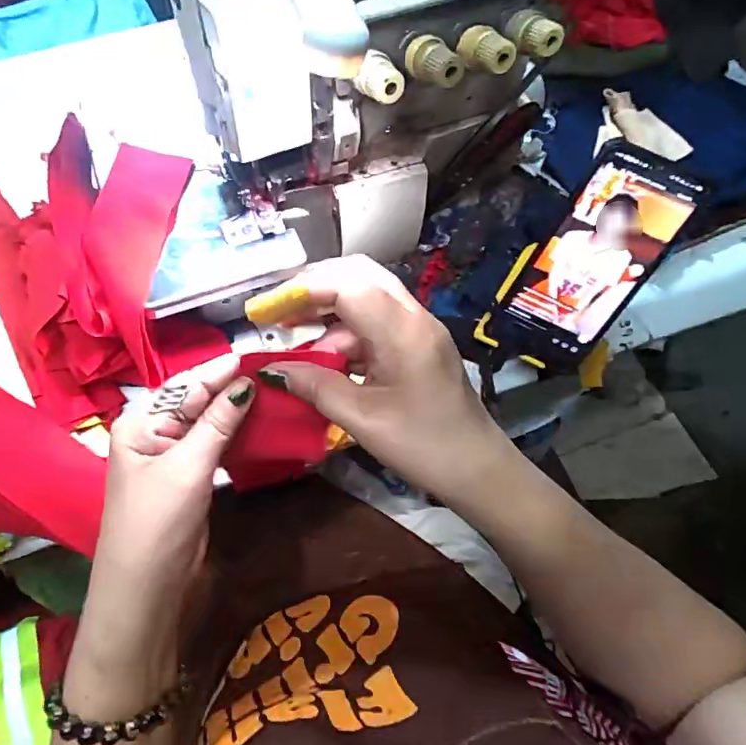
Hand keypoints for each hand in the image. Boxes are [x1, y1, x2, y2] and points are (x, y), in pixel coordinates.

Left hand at [68, 355, 254, 715]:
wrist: (147, 587)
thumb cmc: (158, 520)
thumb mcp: (188, 467)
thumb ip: (216, 424)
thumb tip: (244, 383)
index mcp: (139, 423)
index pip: (182, 387)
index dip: (217, 372)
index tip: (252, 355)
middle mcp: (151, 434)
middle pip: (195, 402)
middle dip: (228, 389)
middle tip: (268, 370)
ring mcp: (170, 457)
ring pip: (206, 424)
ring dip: (234, 411)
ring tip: (269, 391)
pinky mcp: (189, 478)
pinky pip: (213, 447)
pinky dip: (234, 436)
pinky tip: (257, 423)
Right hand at [259, 256, 517, 498]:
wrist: (479, 470)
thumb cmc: (423, 445)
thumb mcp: (362, 419)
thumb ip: (315, 387)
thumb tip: (272, 369)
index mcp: (402, 330)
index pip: (346, 284)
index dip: (301, 290)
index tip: (266, 310)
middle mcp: (413, 317)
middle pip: (358, 275)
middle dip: (313, 287)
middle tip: (277, 310)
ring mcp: (418, 328)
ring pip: (365, 296)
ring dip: (327, 310)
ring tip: (292, 335)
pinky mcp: (417, 343)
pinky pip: (375, 320)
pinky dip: (344, 330)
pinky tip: (323, 356)